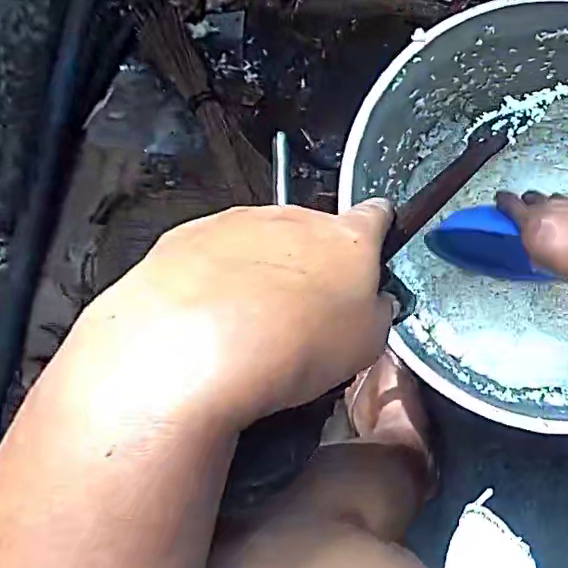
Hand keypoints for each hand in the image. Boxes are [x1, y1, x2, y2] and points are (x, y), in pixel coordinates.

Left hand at [58, 201, 397, 428]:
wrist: (196, 352)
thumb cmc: (287, 346)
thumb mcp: (366, 344)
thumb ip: (377, 311)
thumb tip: (375, 306)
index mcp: (348, 238)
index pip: (377, 215)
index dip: (380, 228)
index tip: (376, 239)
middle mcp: (295, 218)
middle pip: (313, 233)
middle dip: (312, 265)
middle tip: (305, 315)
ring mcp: (238, 224)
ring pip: (260, 243)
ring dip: (261, 274)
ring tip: (252, 328)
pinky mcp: (187, 238)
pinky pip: (211, 256)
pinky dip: (214, 283)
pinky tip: (211, 324)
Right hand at [495, 190, 567, 279]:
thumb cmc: (565, 262)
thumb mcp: (534, 257)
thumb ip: (527, 238)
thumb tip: (527, 233)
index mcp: (529, 218)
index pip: (509, 202)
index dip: (503, 200)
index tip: (501, 200)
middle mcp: (547, 205)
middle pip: (532, 196)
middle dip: (530, 204)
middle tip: (532, 215)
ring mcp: (567, 202)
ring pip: (554, 198)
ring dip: (552, 207)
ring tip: (556, 222)